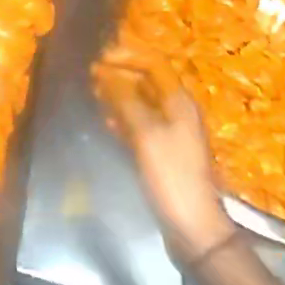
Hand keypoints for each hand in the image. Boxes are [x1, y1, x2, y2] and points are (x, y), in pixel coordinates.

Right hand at [102, 67, 237, 265]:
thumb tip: (106, 73)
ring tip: (94, 93)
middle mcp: (178, 111)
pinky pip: (141, 124)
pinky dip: (124, 116)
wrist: (192, 228)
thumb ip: (126, 100)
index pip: (154, 63)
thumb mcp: (145, 134)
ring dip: (120, 94)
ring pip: (143, 102)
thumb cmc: (170, 175)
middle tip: (92, 75)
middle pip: (148, 81)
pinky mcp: (164, 153)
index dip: (127, 56)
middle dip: (121, 73)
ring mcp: (172, 133)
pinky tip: (107, 121)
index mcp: (179, 101)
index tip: (99, 58)